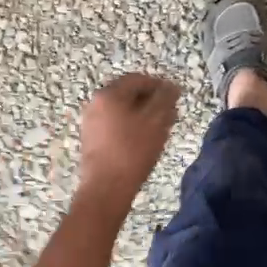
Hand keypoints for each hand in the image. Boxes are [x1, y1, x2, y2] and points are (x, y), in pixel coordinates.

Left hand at [77, 74, 179, 204]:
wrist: (106, 188)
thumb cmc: (133, 150)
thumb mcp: (156, 121)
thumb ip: (165, 99)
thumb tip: (172, 86)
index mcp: (109, 94)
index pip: (138, 79)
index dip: (160, 85)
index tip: (175, 97)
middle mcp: (95, 103)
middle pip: (128, 93)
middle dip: (151, 100)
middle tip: (170, 113)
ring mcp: (90, 121)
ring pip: (122, 109)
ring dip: (142, 114)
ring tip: (160, 128)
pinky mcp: (91, 139)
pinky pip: (114, 123)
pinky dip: (130, 125)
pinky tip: (143, 140)